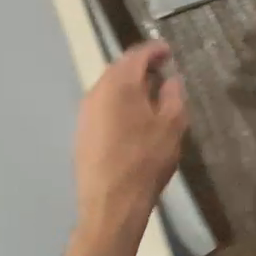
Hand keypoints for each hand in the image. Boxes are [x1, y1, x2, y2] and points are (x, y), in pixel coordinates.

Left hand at [74, 41, 186, 230]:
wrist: (111, 206)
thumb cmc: (146, 160)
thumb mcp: (172, 125)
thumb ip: (174, 95)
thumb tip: (170, 80)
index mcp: (119, 85)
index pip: (137, 55)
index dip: (155, 50)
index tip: (170, 51)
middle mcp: (97, 93)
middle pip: (119, 68)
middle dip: (141, 66)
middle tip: (162, 70)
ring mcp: (85, 114)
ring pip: (109, 87)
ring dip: (129, 84)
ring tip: (150, 94)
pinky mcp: (81, 133)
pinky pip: (102, 105)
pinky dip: (118, 101)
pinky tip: (133, 116)